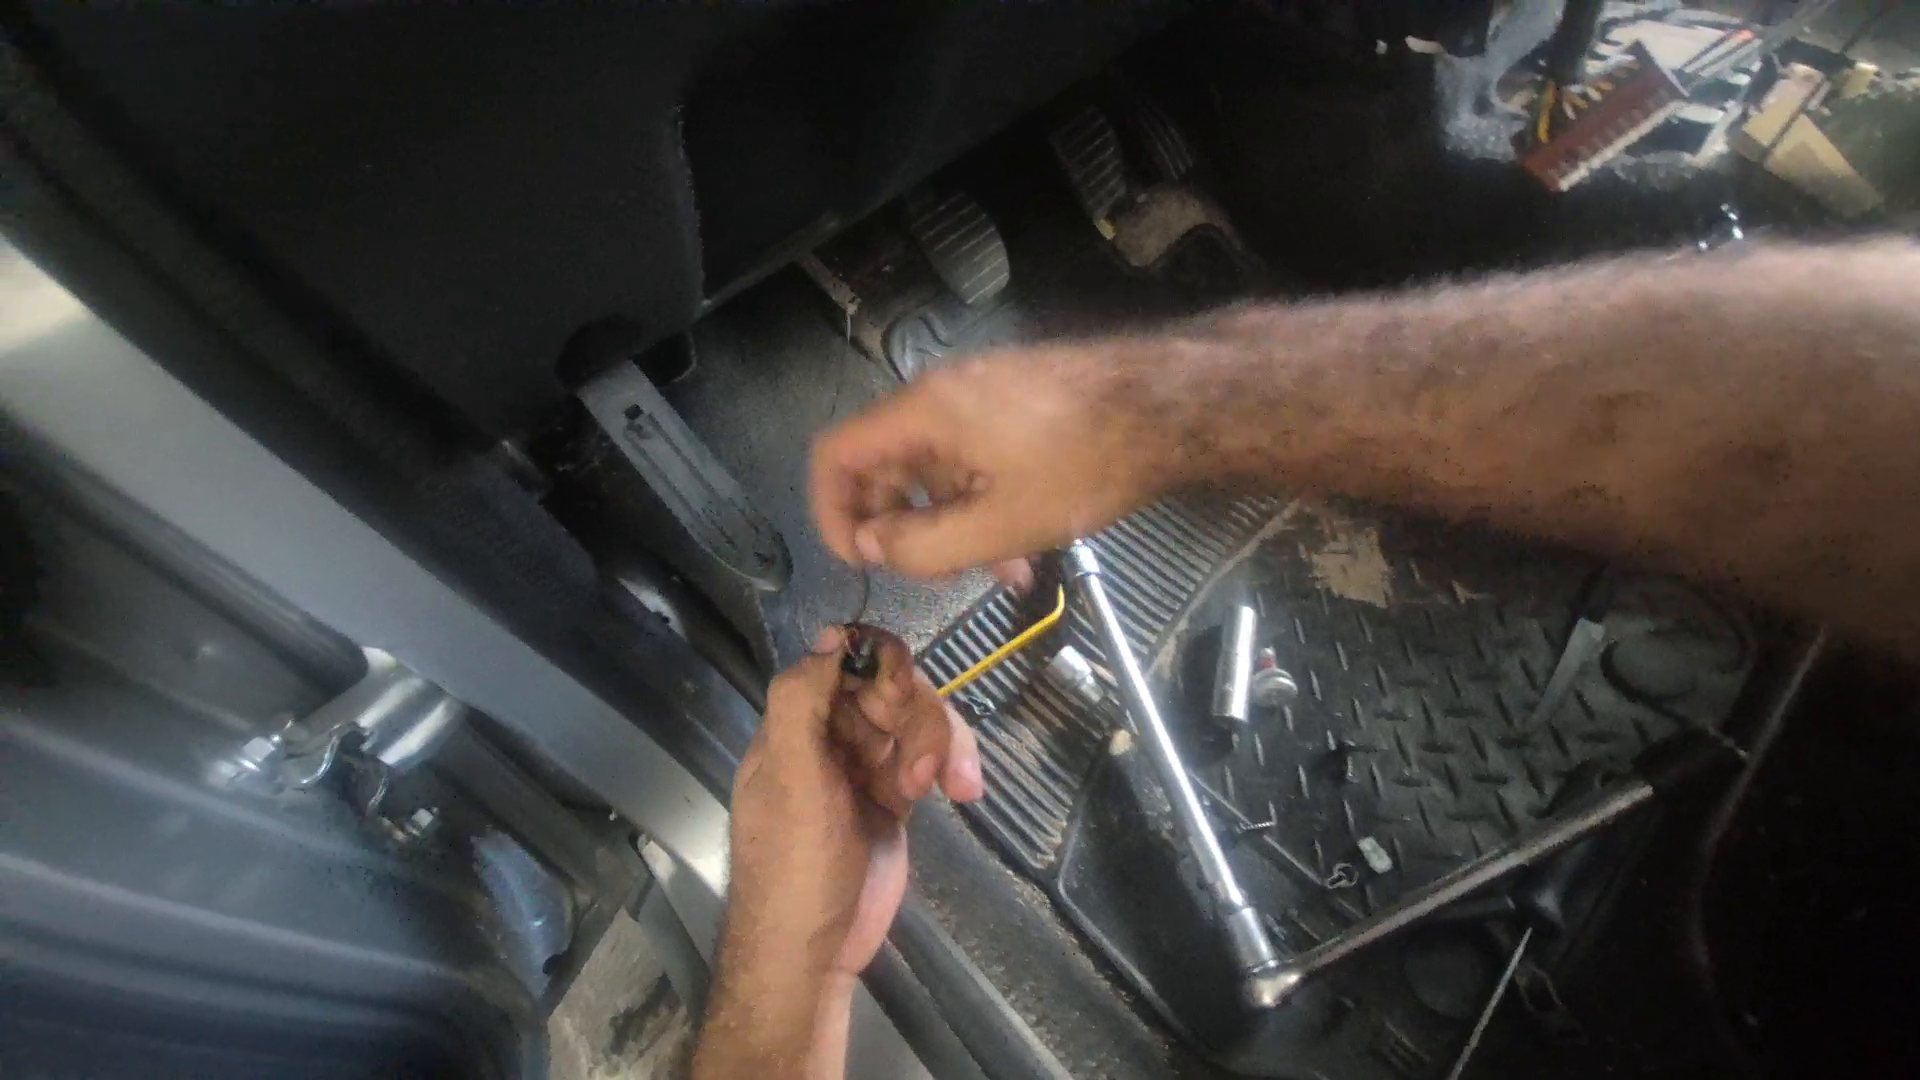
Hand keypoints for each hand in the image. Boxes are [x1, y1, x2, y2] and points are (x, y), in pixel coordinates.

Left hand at [696, 627, 981, 1078]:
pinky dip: (953, 765)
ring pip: (921, 718)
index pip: (846, 660)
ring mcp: (868, 760)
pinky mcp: (897, 788)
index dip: (881, 666)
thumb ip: (802, 701)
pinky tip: (964, 791)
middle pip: (895, 686)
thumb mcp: (791, 778)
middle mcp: (834, 731)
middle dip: (920, 719)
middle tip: (921, 769)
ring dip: (942, 745)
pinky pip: (933, 753)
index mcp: (800, 719)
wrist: (813, 952)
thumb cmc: (793, 865)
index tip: (899, 694)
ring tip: (952, 787)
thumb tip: (830, 633)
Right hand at [810, 345, 1174, 579]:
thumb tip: (870, 544)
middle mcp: (942, 395)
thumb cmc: (1085, 467)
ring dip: (954, 525)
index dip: (832, 511)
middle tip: (934, 575)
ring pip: (938, 469)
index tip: (860, 559)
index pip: (837, 454)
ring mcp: (981, 397)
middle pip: (887, 464)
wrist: (1171, 406)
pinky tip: (1022, 546)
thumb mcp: (1001, 524)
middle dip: (904, 528)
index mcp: (925, 413)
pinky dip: (983, 502)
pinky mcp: (1013, 405)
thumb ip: (923, 546)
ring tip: (1000, 573)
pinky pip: (973, 458)